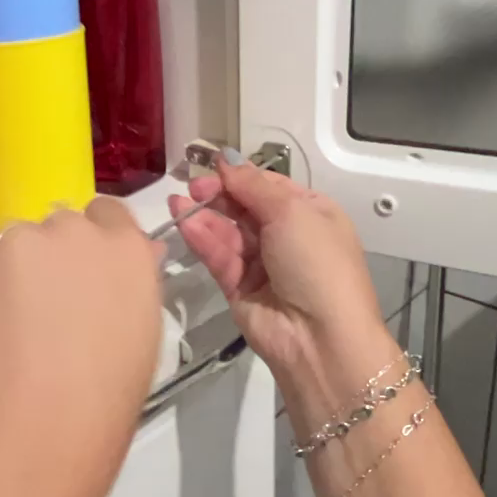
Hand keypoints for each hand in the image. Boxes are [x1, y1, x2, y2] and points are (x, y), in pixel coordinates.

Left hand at [0, 198, 162, 485]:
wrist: (19, 445)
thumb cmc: (97, 413)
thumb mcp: (139, 346)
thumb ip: (126, 295)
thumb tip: (113, 279)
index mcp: (127, 253)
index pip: (109, 216)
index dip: (93, 246)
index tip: (83, 280)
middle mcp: (74, 232)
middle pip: (58, 229)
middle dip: (51, 261)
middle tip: (42, 315)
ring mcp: (15, 243)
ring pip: (12, 248)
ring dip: (10, 277)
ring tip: (2, 336)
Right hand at [171, 159, 382, 372]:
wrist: (319, 338)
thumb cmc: (316, 263)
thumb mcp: (292, 213)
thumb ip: (253, 186)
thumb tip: (226, 159)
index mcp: (312, 214)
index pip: (270, 186)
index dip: (241, 176)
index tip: (212, 165)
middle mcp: (288, 236)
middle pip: (246, 207)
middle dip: (219, 195)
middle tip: (193, 187)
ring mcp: (263, 264)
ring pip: (228, 232)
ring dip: (204, 216)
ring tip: (177, 202)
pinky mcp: (239, 288)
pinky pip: (219, 257)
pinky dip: (202, 239)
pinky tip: (184, 223)